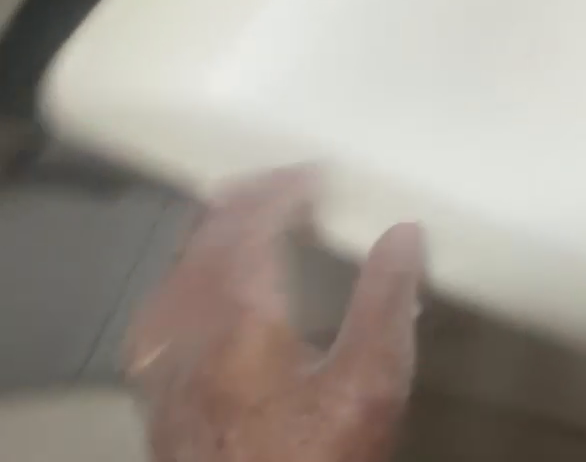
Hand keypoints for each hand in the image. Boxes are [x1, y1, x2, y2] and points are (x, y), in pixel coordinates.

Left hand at [127, 168, 425, 461]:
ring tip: (243, 212)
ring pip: (174, 277)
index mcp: (242, 325)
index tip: (315, 170)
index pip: (249, 233)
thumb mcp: (374, 377)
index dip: (281, 191)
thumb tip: (402, 235)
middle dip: (240, 202)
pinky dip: (189, 272)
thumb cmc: (317, 454)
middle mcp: (191, 339)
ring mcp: (168, 369)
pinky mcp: (165, 394)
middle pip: (200, 249)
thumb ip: (388, 299)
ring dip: (210, 234)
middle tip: (281, 176)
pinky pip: (165, 309)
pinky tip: (203, 284)